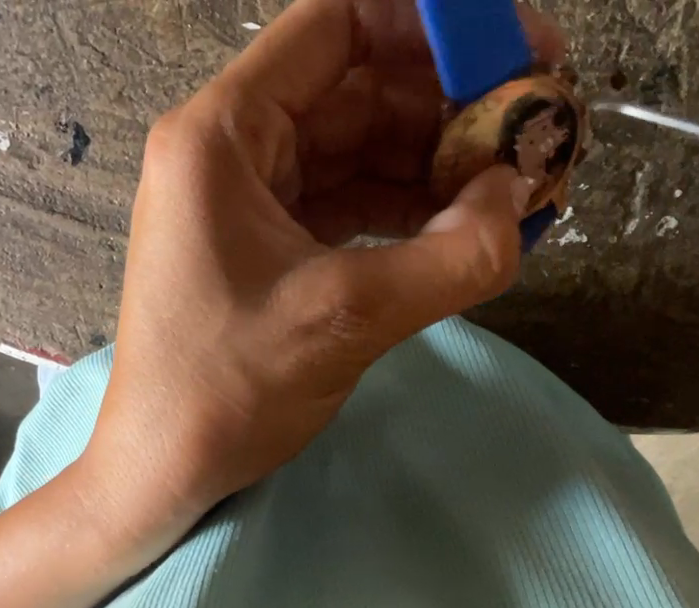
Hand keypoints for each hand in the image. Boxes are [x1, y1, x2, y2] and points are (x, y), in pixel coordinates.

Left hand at [77, 0, 558, 523]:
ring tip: (515, 189)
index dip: (435, 22)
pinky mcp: (263, 247)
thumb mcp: (345, 317)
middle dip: (450, 104)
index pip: (337, 25)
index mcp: (221, 135)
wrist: (161, 471)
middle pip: (357, 86)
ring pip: (357, 148)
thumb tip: (524, 201)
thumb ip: (450, 255)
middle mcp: (228, 151)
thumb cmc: (225, 391)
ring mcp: (244, 201)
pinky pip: (345, 203)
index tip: (515, 53)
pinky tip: (461, 229)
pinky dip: (404, 211)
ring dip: (436, 163)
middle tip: (536, 132)